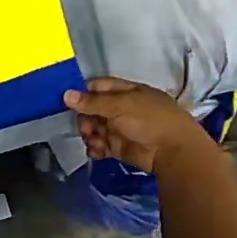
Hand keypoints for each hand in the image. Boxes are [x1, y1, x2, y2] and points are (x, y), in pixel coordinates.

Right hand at [62, 76, 214, 172]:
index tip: (68, 100)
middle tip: (87, 127)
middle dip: (85, 119)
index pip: (99, 87)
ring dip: (89, 135)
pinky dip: (95, 148)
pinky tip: (98, 151)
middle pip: (92, 110)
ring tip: (95, 141)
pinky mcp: (118, 147)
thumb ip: (92, 102)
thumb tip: (65, 94)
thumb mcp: (121, 106)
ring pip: (93, 129)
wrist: (171, 150)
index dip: (83, 92)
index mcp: (126, 92)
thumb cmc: (149, 120)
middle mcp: (121, 109)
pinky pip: (99, 145)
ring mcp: (119, 128)